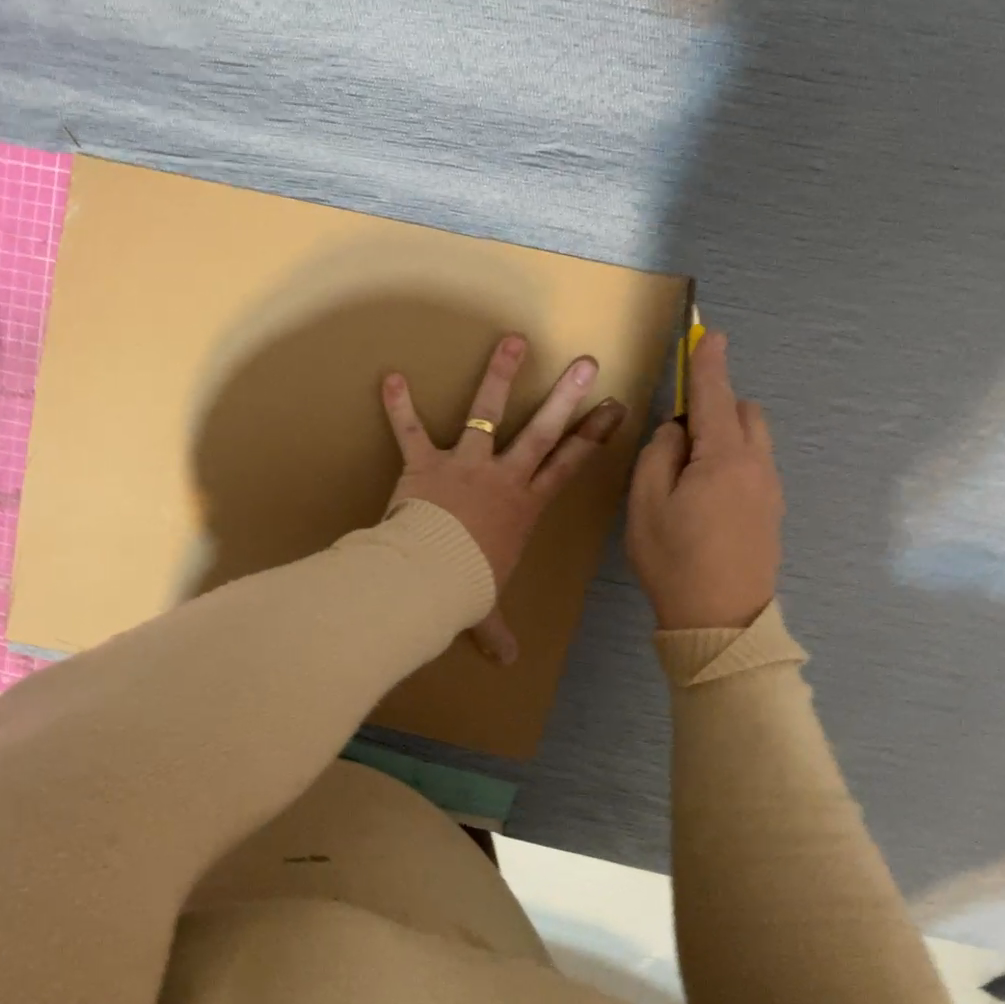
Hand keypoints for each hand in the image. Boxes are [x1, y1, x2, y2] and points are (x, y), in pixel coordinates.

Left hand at [382, 334, 626, 663]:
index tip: (614, 409)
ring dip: (499, 376)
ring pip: (486, 413)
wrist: (430, 579)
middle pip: (542, 432)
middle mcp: (502, 480)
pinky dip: (399, 406)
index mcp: (523, 509)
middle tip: (586, 361)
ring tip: (511, 340)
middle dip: (566, 396)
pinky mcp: (425, 464)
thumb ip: (496, 631)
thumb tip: (507, 663)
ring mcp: (465, 466)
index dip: (593, 438)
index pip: (568, 468)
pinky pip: (410, 430)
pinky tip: (390, 377)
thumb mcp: (485, 609)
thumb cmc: (464, 591)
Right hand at [625, 330, 782, 629]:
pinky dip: (731, 462)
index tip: (708, 333)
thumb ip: (659, 454)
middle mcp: (757, 465)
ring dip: (724, 437)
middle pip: (746, 413)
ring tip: (685, 475)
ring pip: (752, 442)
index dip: (709, 362)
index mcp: (724, 457)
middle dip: (718, 406)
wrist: (720, 619)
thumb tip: (677, 430)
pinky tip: (702, 498)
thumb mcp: (646, 503)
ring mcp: (770, 490)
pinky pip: (753, 467)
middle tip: (676, 436)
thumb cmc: (674, 558)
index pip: (717, 395)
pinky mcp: (771, 513)